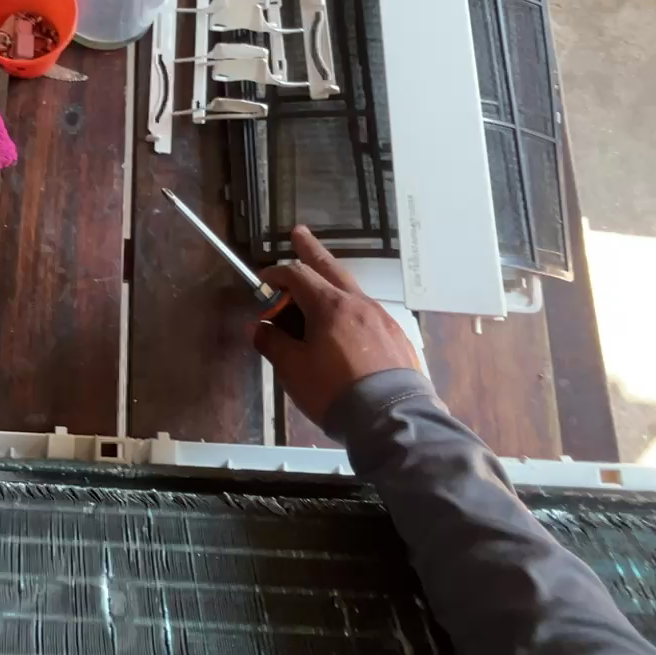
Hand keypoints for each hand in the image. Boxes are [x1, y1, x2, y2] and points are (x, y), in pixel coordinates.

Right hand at [251, 225, 421, 427]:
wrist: (393, 421)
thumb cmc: (334, 390)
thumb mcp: (292, 369)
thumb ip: (272, 343)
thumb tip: (257, 328)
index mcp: (329, 305)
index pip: (297, 275)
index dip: (276, 274)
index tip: (263, 281)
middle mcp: (358, 304)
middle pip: (330, 268)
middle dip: (311, 250)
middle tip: (299, 233)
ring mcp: (382, 319)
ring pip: (351, 291)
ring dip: (331, 285)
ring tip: (317, 293)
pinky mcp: (398, 339)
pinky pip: (368, 314)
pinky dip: (350, 310)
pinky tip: (345, 328)